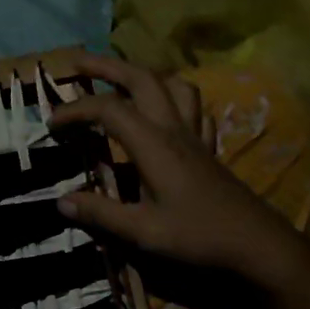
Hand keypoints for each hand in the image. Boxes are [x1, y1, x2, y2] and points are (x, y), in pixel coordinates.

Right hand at [50, 54, 309, 308]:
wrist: (257, 244)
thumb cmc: (199, 236)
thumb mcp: (143, 231)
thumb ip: (101, 214)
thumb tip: (60, 200)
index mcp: (155, 145)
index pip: (109, 110)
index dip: (76, 110)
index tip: (52, 123)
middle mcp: (175, 130)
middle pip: (143, 80)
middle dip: (108, 67)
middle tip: (79, 64)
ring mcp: (196, 137)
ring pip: (174, 86)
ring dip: (145, 75)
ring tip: (123, 80)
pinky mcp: (209, 150)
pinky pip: (194, 110)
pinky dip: (175, 100)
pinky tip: (167, 113)